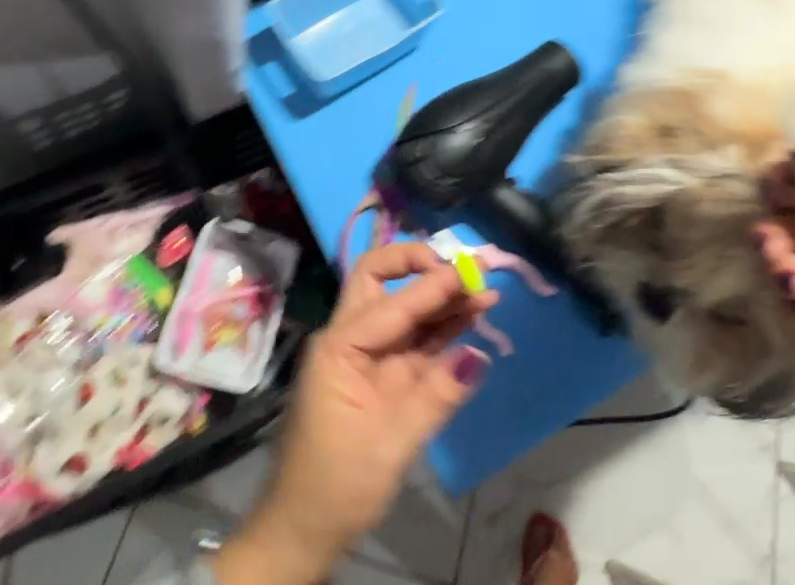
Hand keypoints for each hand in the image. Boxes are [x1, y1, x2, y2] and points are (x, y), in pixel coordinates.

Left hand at [218, 243, 496, 582]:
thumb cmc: (338, 484)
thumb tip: (479, 355)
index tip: (471, 273)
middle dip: (422, 268)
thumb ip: (435, 397)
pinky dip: (444, 328)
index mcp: (339, 348)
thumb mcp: (390, 444)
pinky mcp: (386, 376)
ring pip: (405, 310)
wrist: (307, 526)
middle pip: (381, 282)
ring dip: (442, 299)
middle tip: (469, 271)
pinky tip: (473, 321)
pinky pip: (416, 341)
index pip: (391, 304)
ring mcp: (368, 357)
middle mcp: (350, 340)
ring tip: (487, 293)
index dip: (431, 286)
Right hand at [755, 156, 794, 411]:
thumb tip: (791, 148)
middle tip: (772, 244)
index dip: (784, 179)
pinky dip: (793, 298)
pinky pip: (789, 297)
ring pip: (782, 257)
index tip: (766, 185)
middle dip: (774, 230)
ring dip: (780, 263)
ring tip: (794, 279)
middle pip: (787, 220)